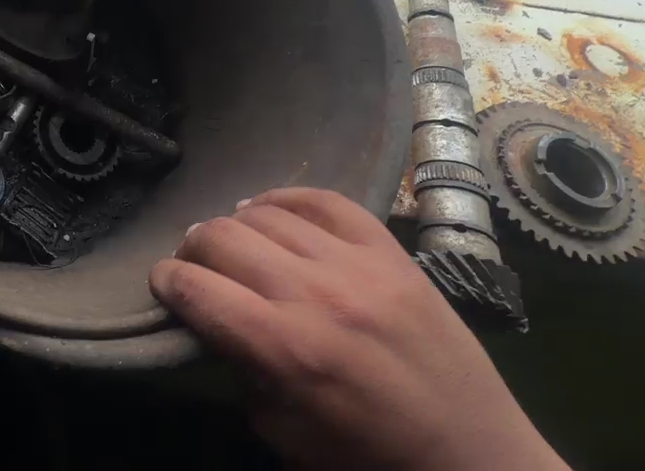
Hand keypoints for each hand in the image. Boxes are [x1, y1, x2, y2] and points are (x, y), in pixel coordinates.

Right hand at [150, 188, 567, 470]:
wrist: (480, 462)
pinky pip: (323, 201)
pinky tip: (271, 214)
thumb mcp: (283, 432)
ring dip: (234, 226)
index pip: (193, 286)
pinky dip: (285, 200)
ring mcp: (358, 268)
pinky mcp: (392, 254)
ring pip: (262, 213)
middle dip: (193, 250)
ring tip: (237, 244)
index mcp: (286, 350)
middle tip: (198, 267)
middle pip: (219, 237)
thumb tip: (206, 317)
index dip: (165, 281)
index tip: (164, 285)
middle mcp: (315, 296)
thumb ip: (237, 367)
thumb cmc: (370, 458)